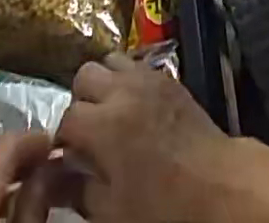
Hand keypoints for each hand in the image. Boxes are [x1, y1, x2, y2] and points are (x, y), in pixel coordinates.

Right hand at [55, 54, 237, 222]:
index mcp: (105, 124)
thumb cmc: (162, 204)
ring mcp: (148, 79)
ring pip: (111, 60)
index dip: (63, 137)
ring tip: (109, 111)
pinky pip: (137, 65)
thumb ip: (77, 189)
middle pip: (85, 75)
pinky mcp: (168, 78)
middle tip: (88, 129)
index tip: (68, 155)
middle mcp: (124, 91)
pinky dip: (127, 79)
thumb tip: (53, 176)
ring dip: (103, 82)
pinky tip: (133, 106)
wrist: (215, 182)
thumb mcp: (112, 210)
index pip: (66, 116)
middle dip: (79, 99)